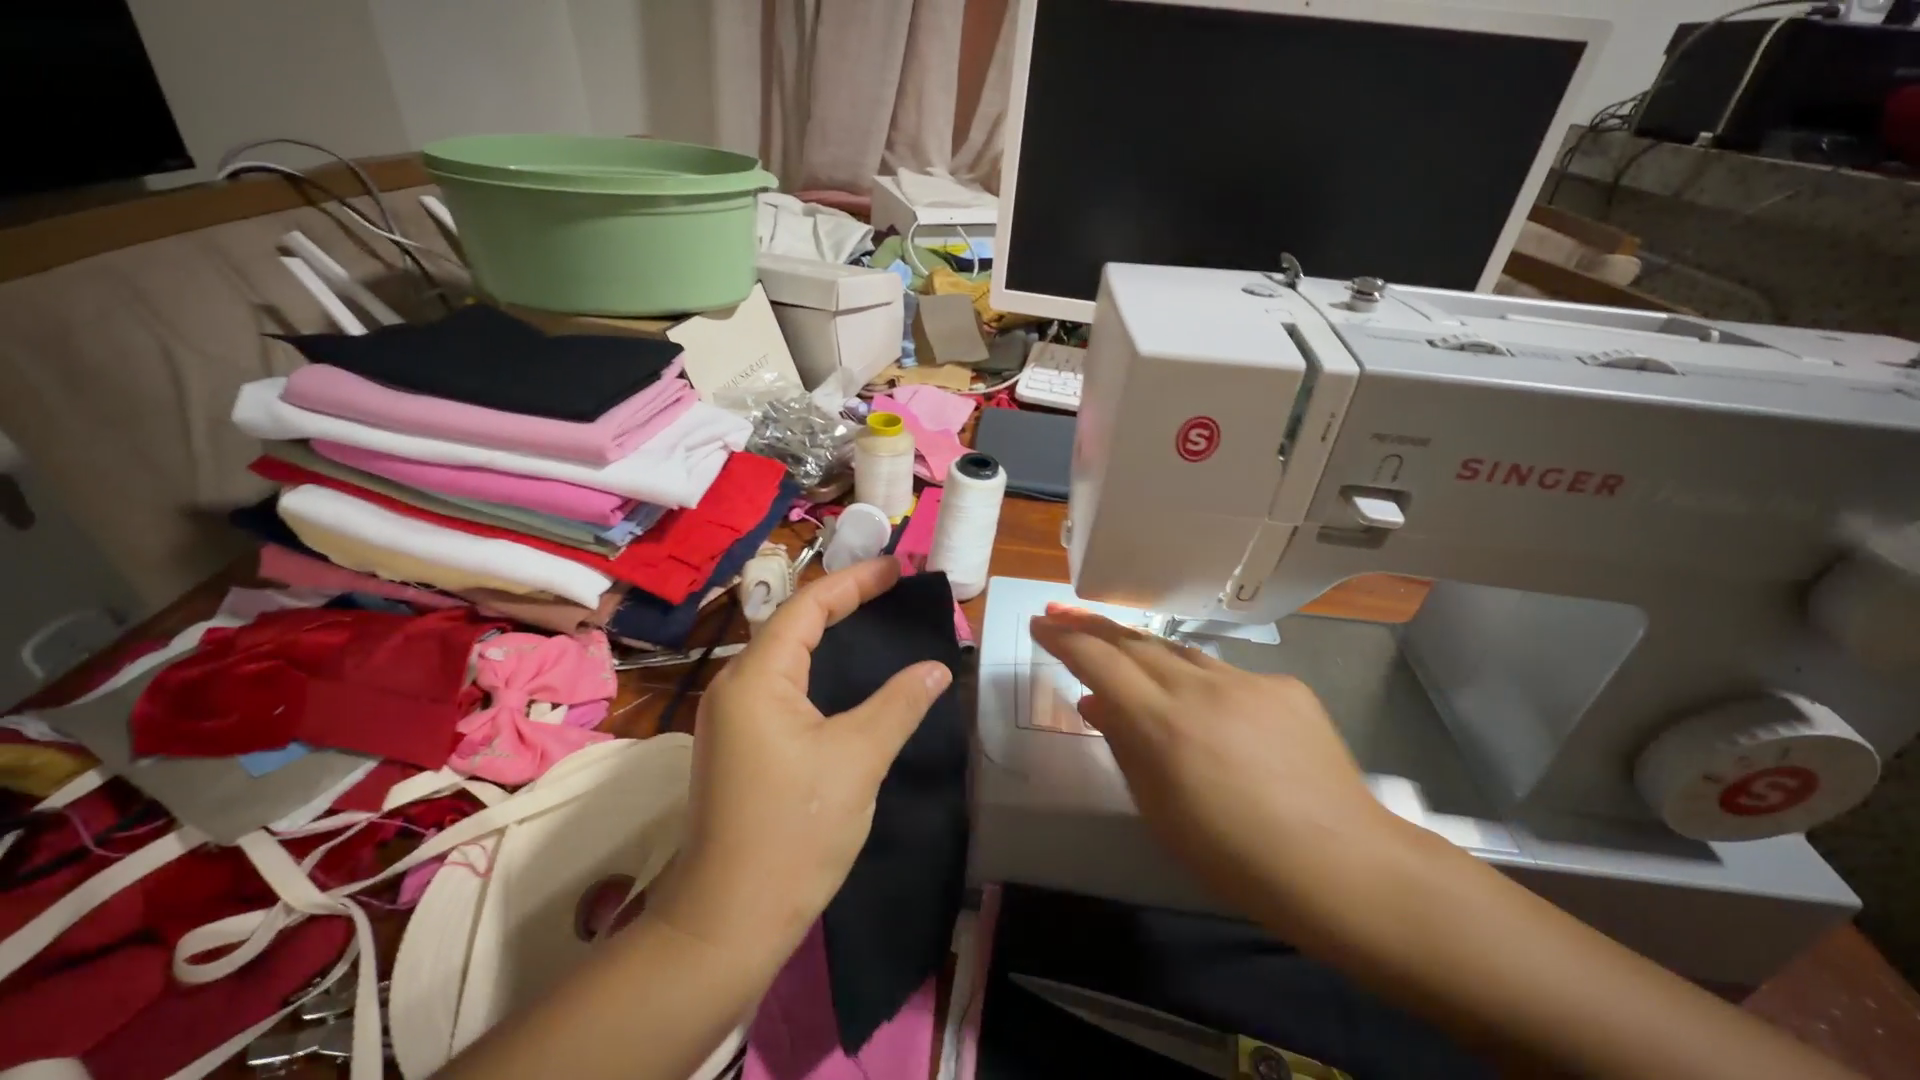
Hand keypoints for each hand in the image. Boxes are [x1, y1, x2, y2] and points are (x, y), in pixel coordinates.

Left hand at [649, 559, 952, 956]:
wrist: (731, 917)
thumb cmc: (796, 830)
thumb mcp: (858, 759)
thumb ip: (898, 704)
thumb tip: (936, 667)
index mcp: (756, 678)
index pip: (806, 606)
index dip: (853, 581)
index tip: (896, 567)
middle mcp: (734, 687)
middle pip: (789, 624)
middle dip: (840, 601)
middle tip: (889, 589)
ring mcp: (730, 720)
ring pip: (782, 657)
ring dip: (825, 634)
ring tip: (871, 621)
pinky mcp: (737, 747)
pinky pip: (778, 688)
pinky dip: (814, 669)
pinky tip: (841, 680)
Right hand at [1029, 604, 1410, 927]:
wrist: (1339, 864)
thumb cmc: (1232, 856)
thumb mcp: (1158, 810)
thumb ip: (1123, 746)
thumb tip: (1095, 703)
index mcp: (1162, 723)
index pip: (1099, 661)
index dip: (1064, 638)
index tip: (1040, 623)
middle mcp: (1201, 687)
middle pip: (1136, 643)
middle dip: (1093, 626)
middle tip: (1062, 614)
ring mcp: (1249, 682)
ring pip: (1183, 655)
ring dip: (1147, 652)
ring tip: (1126, 658)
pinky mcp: (1287, 688)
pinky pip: (1230, 677)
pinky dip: (1204, 686)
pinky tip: (1210, 714)